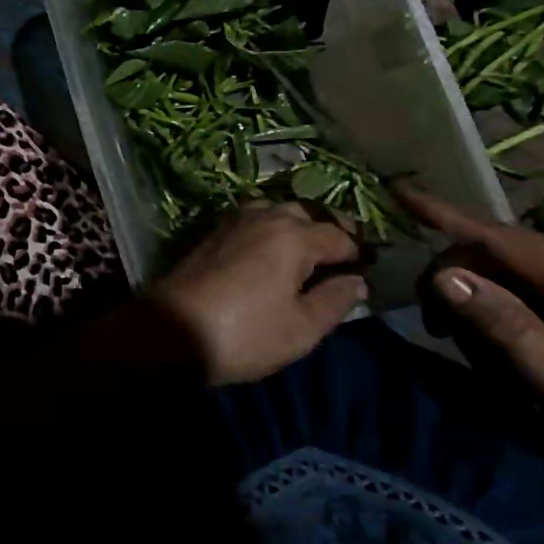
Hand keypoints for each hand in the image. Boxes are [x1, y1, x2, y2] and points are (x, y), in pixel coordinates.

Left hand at [150, 202, 366, 385]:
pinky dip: (272, 229)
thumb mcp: (302, 328)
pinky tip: (274, 252)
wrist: (172, 330)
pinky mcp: (212, 234)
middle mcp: (263, 217)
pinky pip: (253, 221)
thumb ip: (334, 300)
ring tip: (312, 252)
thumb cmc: (245, 333)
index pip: (339, 235)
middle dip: (330, 228)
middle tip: (345, 254)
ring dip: (298, 223)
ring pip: (277, 211)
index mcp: (292, 235)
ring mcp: (233, 222)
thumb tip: (357, 280)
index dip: (359, 252)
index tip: (372, 268)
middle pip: (307, 212)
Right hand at [400, 185, 543, 530]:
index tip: (397, 192)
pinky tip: (505, 354)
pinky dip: (510, 318)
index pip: (504, 238)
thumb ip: (505, 326)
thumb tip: (443, 274)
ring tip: (469, 348)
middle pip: (507, 256)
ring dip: (483, 303)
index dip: (446, 214)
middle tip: (432, 326)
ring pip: (521, 279)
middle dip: (459, 278)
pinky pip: (543, 301)